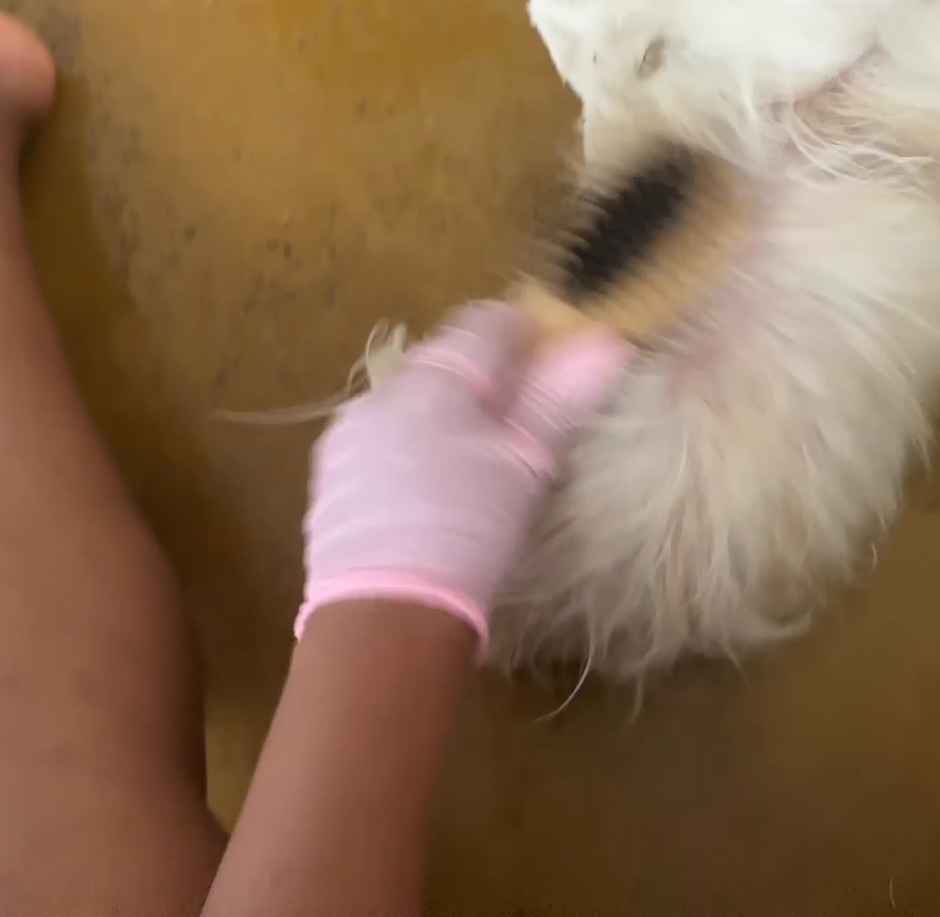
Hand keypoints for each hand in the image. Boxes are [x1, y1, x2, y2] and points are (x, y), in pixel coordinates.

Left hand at [300, 302, 631, 649]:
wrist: (387, 613)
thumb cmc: (470, 528)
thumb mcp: (526, 463)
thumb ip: (562, 399)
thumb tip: (608, 344)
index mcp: (436, 380)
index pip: (485, 325)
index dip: (523, 335)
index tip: (547, 363)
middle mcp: (384, 391)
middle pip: (447, 361)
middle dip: (485, 379)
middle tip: (519, 422)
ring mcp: (350, 431)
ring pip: (412, 399)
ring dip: (448, 412)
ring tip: (475, 463)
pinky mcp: (332, 472)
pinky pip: (382, 435)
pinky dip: (412, 443)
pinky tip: (430, 490)